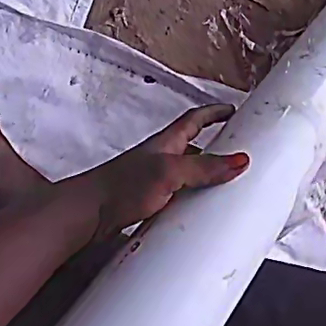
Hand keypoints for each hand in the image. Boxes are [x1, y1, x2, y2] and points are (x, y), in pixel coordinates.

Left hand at [61, 104, 250, 240]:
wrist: (87, 215)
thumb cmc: (118, 187)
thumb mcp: (169, 172)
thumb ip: (204, 167)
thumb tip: (238, 160)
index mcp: (166, 144)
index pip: (195, 120)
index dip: (214, 113)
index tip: (231, 110)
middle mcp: (160, 159)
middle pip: (194, 149)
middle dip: (215, 149)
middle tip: (235, 155)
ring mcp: (153, 181)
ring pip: (187, 175)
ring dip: (204, 179)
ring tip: (223, 188)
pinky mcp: (148, 203)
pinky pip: (178, 197)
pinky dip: (190, 201)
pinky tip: (195, 213)